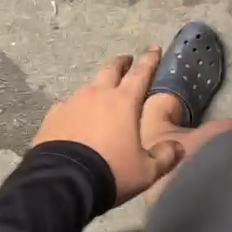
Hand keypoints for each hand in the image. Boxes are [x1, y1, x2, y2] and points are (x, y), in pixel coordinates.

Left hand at [33, 49, 182, 205]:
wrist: (61, 182)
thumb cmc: (110, 172)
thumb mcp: (145, 172)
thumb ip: (165, 157)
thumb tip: (178, 148)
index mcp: (124, 101)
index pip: (141, 73)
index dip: (150, 60)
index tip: (155, 48)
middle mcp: (98, 94)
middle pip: (111, 69)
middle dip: (121, 63)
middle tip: (127, 60)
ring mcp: (72, 102)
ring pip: (88, 86)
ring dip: (98, 85)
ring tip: (101, 91)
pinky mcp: (53, 116)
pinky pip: (66, 104)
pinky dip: (74, 107)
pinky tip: (73, 115)